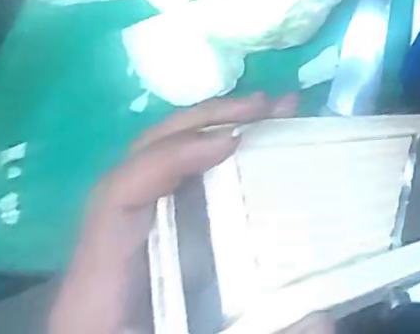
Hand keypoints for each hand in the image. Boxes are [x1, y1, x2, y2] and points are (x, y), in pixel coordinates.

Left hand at [53, 93, 300, 333]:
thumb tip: (324, 313)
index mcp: (95, 291)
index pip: (119, 194)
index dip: (171, 157)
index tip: (233, 143)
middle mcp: (106, 256)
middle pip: (141, 162)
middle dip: (202, 124)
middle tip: (264, 106)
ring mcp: (128, 253)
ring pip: (163, 170)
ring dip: (215, 130)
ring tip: (272, 110)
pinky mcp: (151, 261)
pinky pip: (182, 198)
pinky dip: (220, 167)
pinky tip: (257, 148)